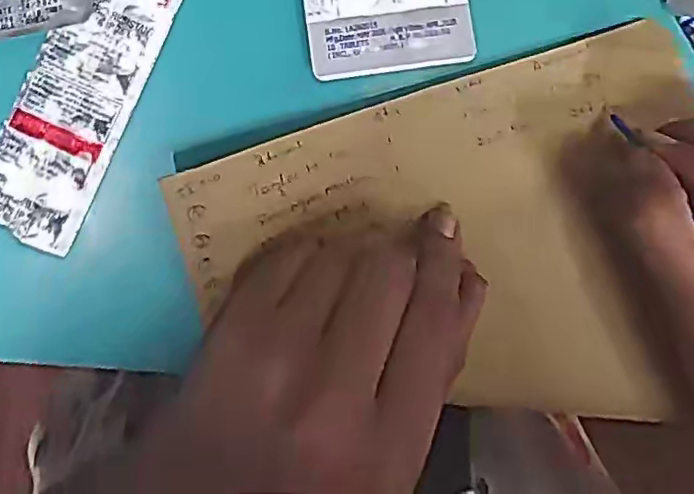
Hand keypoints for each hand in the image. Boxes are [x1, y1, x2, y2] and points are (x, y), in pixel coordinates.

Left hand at [95, 208, 486, 493]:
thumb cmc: (311, 487)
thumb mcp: (389, 462)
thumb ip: (430, 375)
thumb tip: (464, 281)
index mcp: (386, 444)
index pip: (432, 321)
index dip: (443, 262)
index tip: (442, 225)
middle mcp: (332, 392)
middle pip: (385, 271)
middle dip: (400, 246)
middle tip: (402, 238)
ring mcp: (274, 352)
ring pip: (335, 253)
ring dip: (353, 248)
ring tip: (352, 264)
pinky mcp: (228, 328)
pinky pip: (284, 254)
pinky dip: (306, 249)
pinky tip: (310, 263)